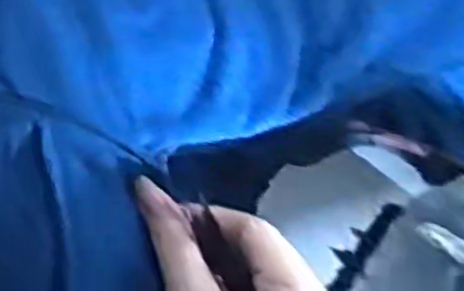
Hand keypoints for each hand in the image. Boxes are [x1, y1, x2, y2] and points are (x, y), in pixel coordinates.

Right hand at [135, 178, 322, 290]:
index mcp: (300, 281)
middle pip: (259, 245)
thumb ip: (173, 240)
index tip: (166, 229)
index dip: (201, 217)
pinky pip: (274, 284)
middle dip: (211, 242)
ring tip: (196, 277)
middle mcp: (319, 286)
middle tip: (178, 257)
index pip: (251, 223)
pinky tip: (217, 290)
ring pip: (265, 268)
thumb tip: (144, 184)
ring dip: (225, 265)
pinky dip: (241, 282)